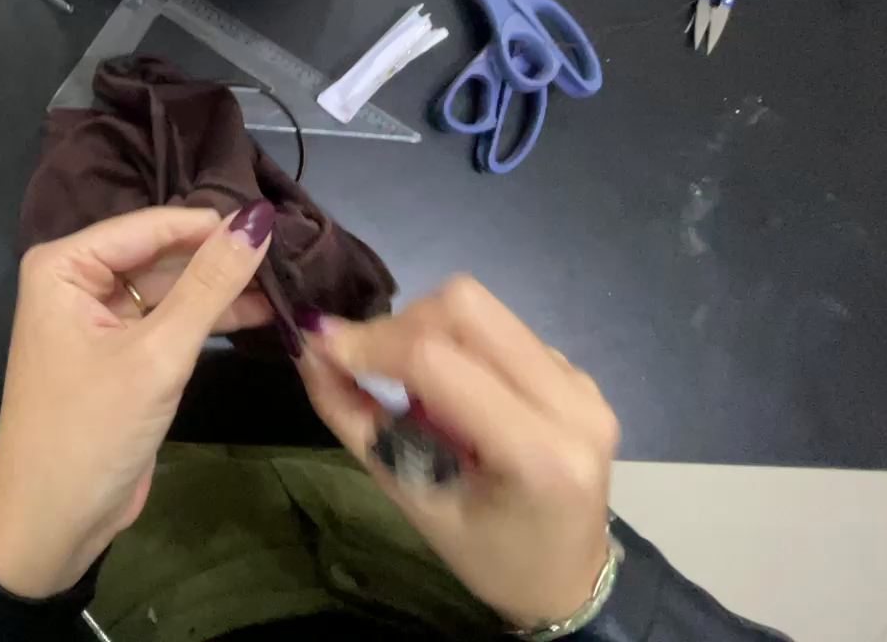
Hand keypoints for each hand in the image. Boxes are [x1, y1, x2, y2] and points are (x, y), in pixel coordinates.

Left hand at [0, 203, 274, 597]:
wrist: (51, 525)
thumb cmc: (92, 430)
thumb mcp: (156, 354)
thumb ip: (209, 285)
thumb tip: (258, 219)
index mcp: (64, 265)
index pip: (149, 226)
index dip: (212, 223)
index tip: (276, 219)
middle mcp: (76, 280)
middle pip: (159, 253)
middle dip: (218, 257)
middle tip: (290, 252)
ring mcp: (98, 316)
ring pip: (168, 287)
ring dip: (220, 289)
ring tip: (287, 280)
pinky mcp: (120, 349)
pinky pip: (167, 319)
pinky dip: (208, 319)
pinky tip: (260, 312)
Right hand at [295, 276, 618, 628]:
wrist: (566, 580)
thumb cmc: (481, 551)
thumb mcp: (404, 494)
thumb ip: (348, 414)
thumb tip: (307, 347)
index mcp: (537, 453)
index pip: (435, 360)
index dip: (367, 343)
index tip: (322, 346)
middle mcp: (570, 403)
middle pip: (463, 307)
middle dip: (397, 324)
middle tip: (369, 362)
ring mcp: (579, 381)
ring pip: (477, 306)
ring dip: (422, 328)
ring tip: (408, 378)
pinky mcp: (574, 370)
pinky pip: (495, 324)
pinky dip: (451, 340)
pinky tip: (450, 386)